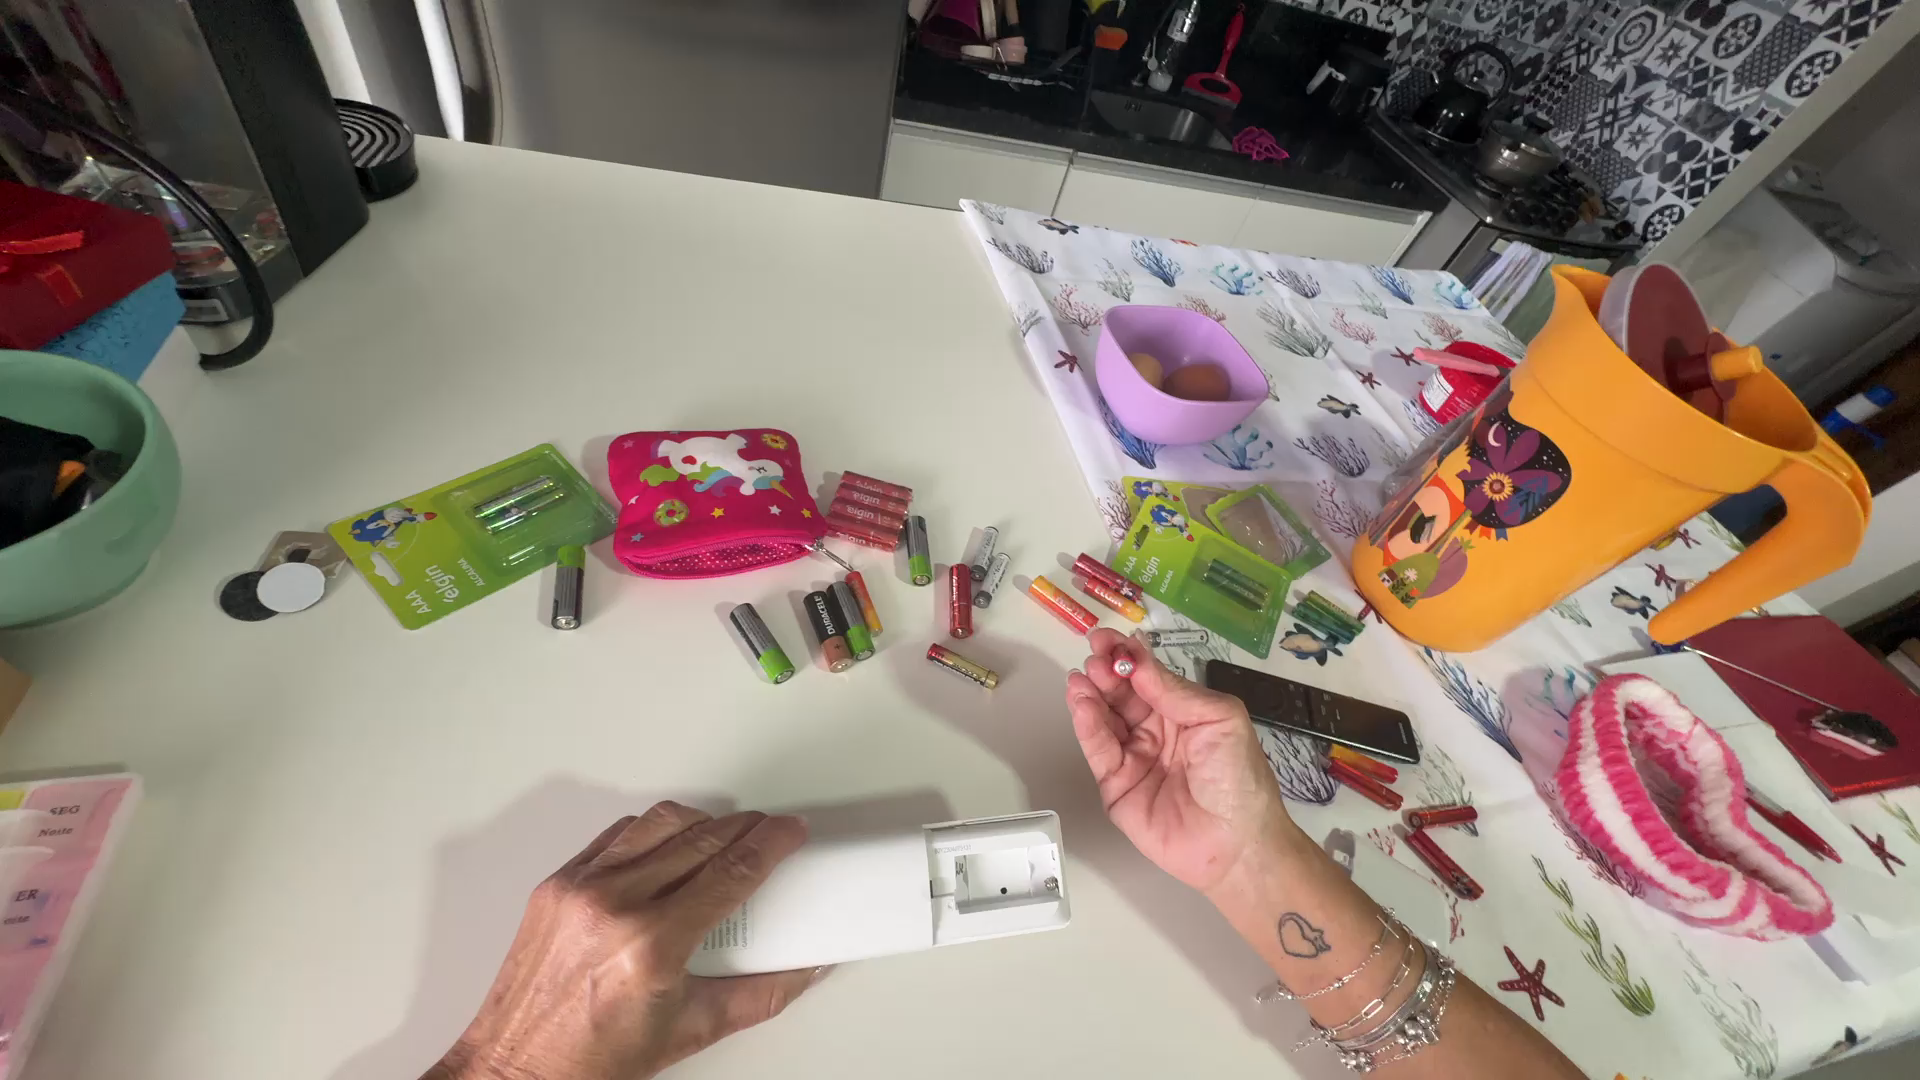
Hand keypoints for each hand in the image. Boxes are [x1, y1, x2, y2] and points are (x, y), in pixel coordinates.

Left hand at [425, 803, 824, 1079]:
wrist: (510, 1076)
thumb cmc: (593, 1064)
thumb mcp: (691, 1031)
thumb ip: (761, 995)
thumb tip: (807, 968)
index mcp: (651, 947)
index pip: (733, 871)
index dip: (773, 842)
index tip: (792, 831)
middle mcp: (614, 906)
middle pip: (705, 838)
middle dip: (747, 827)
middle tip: (768, 832)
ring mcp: (581, 888)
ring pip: (663, 821)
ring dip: (703, 822)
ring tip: (721, 837)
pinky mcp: (558, 882)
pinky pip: (620, 834)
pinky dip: (654, 832)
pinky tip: (668, 848)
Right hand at [1064, 629, 1291, 893]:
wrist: (1238, 846)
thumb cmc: (1238, 778)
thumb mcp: (1219, 719)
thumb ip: (1174, 690)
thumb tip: (1137, 660)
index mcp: (1181, 712)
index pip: (1147, 677)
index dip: (1127, 657)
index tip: (1108, 639)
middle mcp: (1153, 730)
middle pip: (1120, 694)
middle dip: (1105, 672)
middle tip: (1094, 655)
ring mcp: (1132, 757)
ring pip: (1103, 718)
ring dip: (1090, 694)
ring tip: (1082, 677)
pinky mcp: (1115, 785)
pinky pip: (1097, 749)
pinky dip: (1086, 725)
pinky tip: (1082, 703)